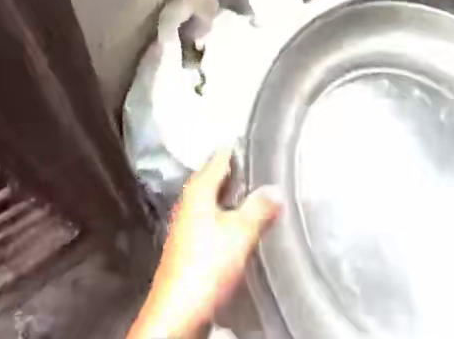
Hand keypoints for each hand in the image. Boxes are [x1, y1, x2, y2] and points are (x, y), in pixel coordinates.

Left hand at [127, 151, 281, 338]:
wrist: (178, 310)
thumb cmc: (206, 264)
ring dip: (235, 200)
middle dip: (240, 175)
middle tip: (267, 171)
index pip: (220, 156)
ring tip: (262, 198)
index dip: (239, 149)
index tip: (260, 143)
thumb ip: (258, 209)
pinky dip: (229, 218)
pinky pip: (213, 219)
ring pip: (216, 200)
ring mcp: (187, 221)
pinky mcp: (190, 243)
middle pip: (217, 178)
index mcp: (198, 187)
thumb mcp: (239, 234)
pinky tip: (244, 228)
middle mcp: (189, 198)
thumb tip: (275, 187)